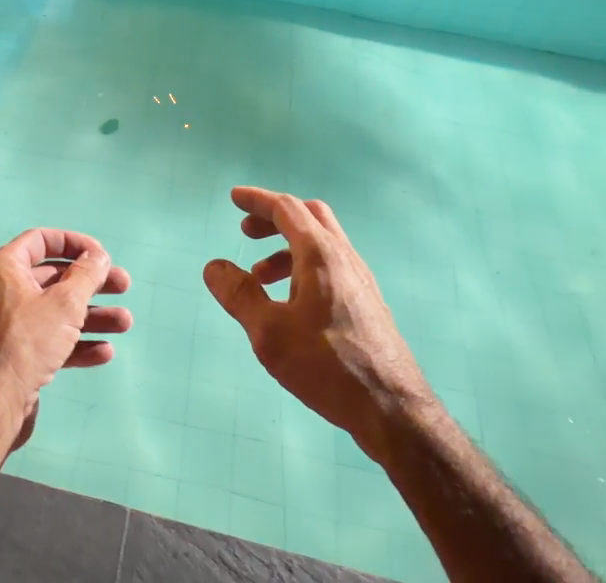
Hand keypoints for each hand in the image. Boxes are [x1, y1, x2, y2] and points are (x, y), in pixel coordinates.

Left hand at [0, 229, 131, 447]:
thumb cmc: (28, 340)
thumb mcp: (65, 302)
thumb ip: (87, 275)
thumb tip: (98, 256)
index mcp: (5, 267)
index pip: (41, 240)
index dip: (74, 243)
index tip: (101, 255)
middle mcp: (4, 291)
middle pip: (55, 278)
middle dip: (92, 283)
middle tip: (123, 286)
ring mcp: (10, 325)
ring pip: (57, 311)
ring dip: (92, 315)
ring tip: (125, 323)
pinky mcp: (18, 355)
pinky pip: (52, 340)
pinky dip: (77, 343)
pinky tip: (104, 352)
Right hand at [203, 187, 431, 459]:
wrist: (391, 408)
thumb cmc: (326, 365)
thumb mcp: (268, 332)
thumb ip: (239, 295)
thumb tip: (214, 266)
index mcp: (320, 255)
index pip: (286, 209)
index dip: (257, 200)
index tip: (234, 198)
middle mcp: (345, 258)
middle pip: (309, 217)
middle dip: (274, 218)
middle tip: (246, 231)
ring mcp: (360, 280)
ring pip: (322, 243)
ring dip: (287, 247)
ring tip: (260, 277)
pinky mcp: (367, 303)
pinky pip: (331, 266)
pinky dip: (304, 266)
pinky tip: (290, 302)